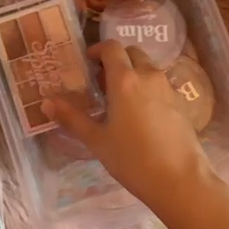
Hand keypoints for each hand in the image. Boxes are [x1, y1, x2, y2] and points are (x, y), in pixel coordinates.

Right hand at [45, 41, 215, 212]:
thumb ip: (72, 118)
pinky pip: (160, 84)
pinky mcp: (180, 103)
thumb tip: (47, 102)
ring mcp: (167, 88)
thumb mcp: (97, 140)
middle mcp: (148, 76)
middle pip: (132, 53)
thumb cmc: (133, 159)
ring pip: (148, 67)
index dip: (98, 50)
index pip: (111, 47)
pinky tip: (140, 115)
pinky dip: (147, 87)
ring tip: (120, 100)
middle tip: (102, 82)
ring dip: (133, 73)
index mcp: (124, 80)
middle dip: (116, 60)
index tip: (88, 63)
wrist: (181, 181)